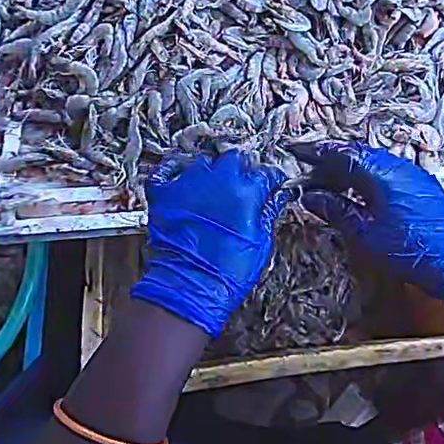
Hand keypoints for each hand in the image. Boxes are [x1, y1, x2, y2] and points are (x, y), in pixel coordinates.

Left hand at [130, 150, 293, 336]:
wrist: (190, 285)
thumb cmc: (228, 272)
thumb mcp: (260, 243)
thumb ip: (268, 213)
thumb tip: (279, 196)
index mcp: (247, 191)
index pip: (265, 173)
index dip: (270, 178)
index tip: (271, 182)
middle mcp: (218, 179)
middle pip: (234, 158)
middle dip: (241, 167)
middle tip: (242, 181)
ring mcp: (189, 183)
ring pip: (203, 161)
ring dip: (210, 170)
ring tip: (212, 184)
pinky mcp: (165, 193)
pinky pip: (166, 171)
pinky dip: (173, 172)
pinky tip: (179, 178)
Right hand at [292, 142, 443, 301]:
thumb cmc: (413, 249)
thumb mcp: (366, 232)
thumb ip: (336, 209)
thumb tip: (311, 197)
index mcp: (380, 172)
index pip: (340, 153)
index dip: (314, 152)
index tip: (295, 150)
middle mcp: (396, 165)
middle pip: (354, 155)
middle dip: (327, 163)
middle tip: (306, 173)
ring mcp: (409, 173)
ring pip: (368, 163)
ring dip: (344, 171)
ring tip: (325, 185)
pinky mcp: (417, 185)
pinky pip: (382, 171)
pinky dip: (362, 178)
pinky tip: (353, 193)